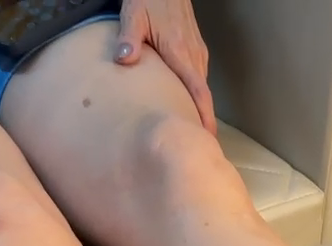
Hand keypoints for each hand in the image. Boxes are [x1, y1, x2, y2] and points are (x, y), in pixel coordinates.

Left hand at [115, 0, 215, 132]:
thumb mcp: (134, 13)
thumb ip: (129, 37)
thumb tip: (124, 59)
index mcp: (181, 53)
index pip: (199, 93)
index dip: (205, 118)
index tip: (207, 140)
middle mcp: (194, 56)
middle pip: (203, 97)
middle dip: (203, 122)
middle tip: (198, 147)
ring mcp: (198, 53)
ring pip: (201, 89)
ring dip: (199, 109)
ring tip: (192, 132)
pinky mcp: (196, 50)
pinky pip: (199, 79)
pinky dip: (196, 96)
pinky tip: (187, 105)